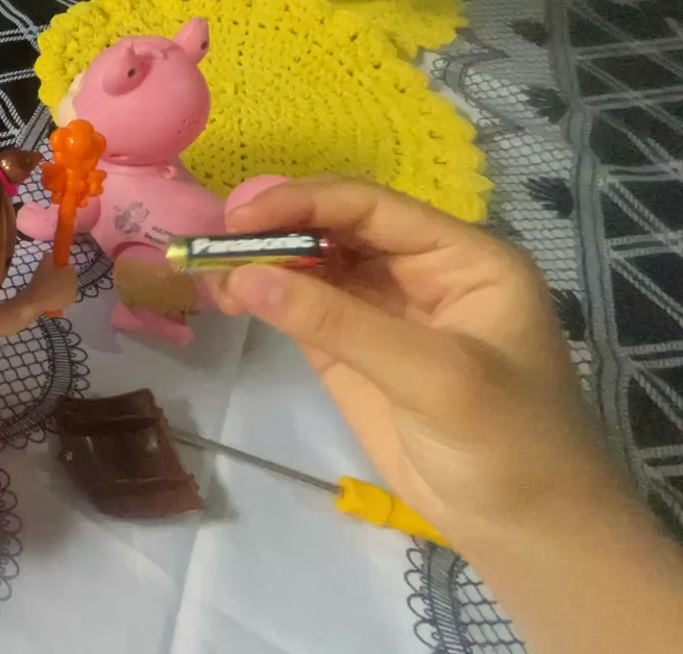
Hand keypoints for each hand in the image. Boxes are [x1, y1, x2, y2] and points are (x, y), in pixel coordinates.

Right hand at [209, 178, 615, 548]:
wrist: (524, 530)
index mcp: (459, 258)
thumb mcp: (432, 376)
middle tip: (215, 244)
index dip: (300, 203)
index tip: (238, 220)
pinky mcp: (339, 337)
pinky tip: (224, 298)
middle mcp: (413, 267)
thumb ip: (335, 322)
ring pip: (300, 257)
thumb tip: (239, 276)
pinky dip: (251, 290)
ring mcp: (373, 302)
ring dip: (253, 259)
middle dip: (269, 228)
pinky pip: (287, 296)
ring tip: (210, 276)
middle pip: (326, 223)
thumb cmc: (509, 445)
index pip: (367, 206)